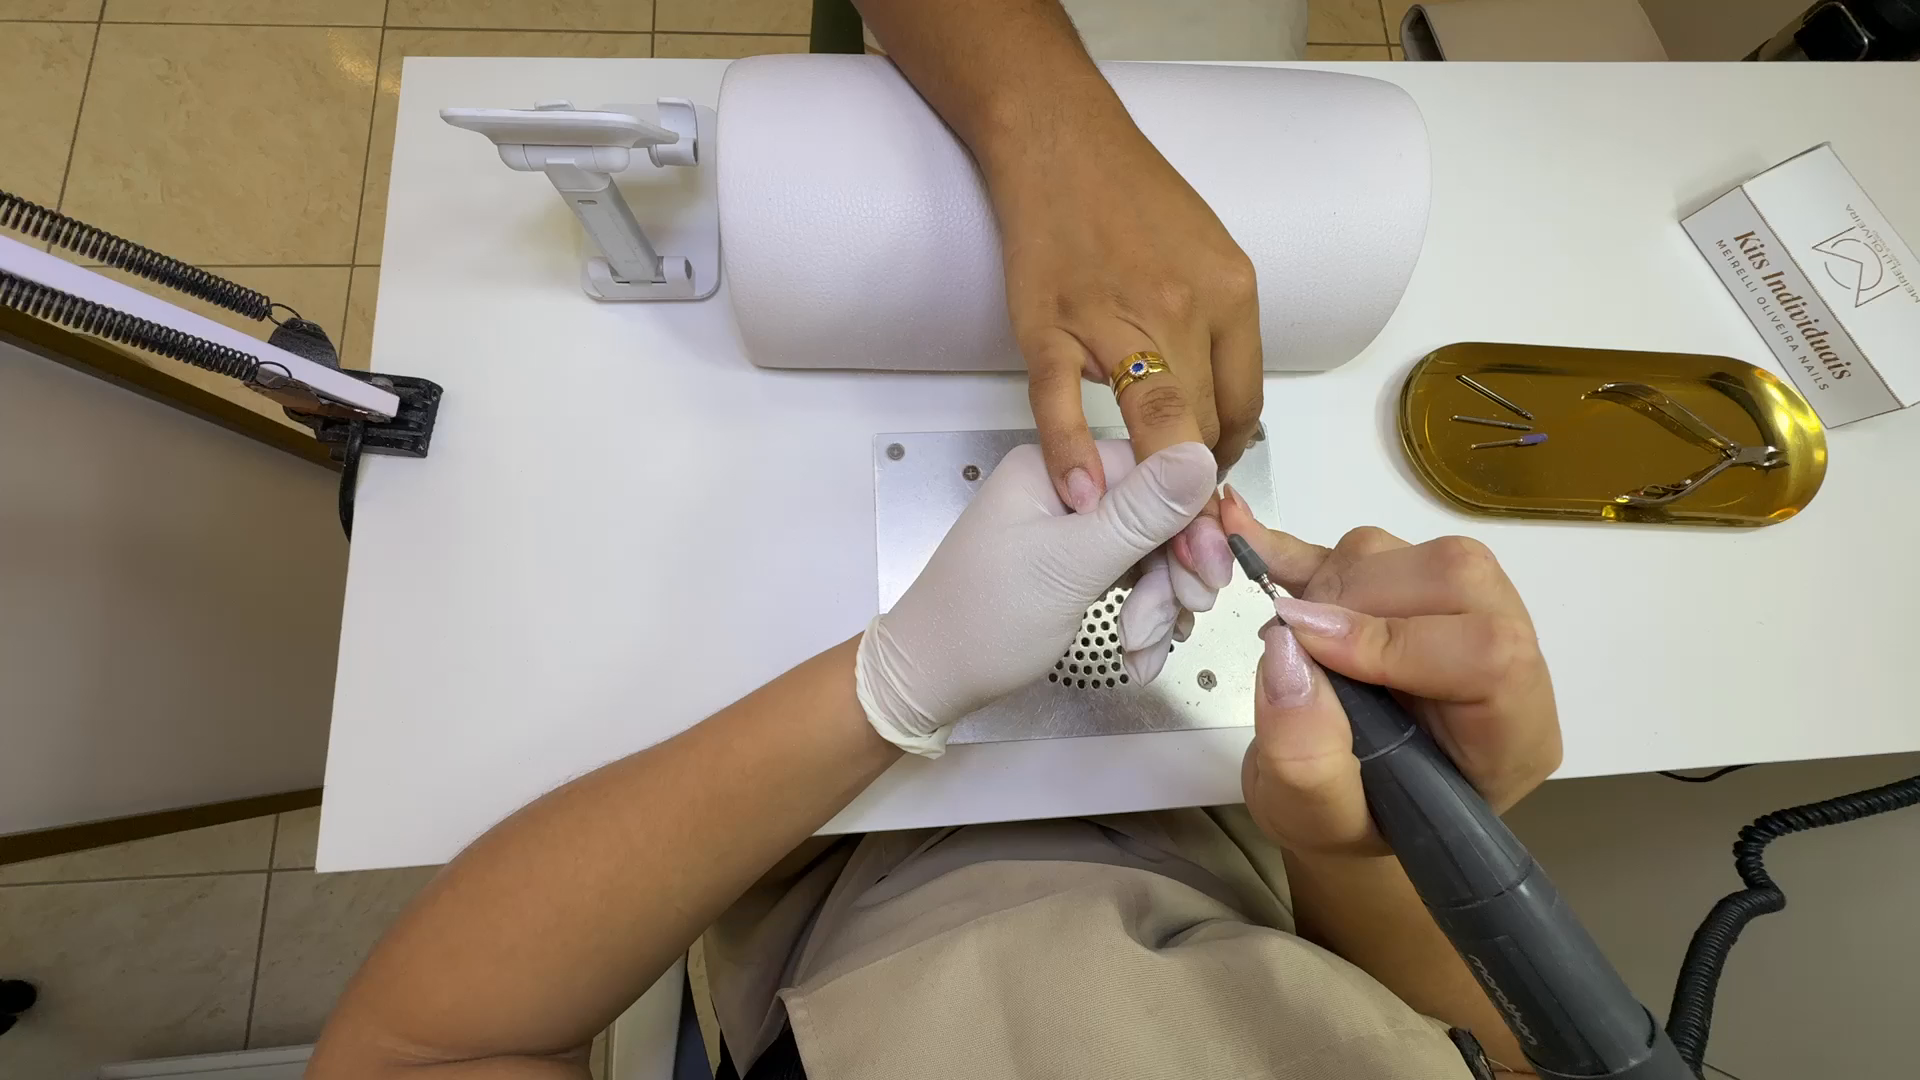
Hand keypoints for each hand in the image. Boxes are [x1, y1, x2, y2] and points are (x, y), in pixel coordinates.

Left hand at [857, 440, 1215, 754]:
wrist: (929, 679)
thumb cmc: (988, 618)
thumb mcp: (1070, 564)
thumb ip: (1140, 513)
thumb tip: (1202, 453)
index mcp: (1053, 467)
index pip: (1150, 470)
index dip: (1190, 520)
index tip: (1211, 572)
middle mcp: (1061, 490)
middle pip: (1152, 516)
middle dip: (1171, 573)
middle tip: (1183, 616)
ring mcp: (1063, 531)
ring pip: (1144, 555)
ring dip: (1156, 605)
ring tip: (1142, 648)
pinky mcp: (1067, 569)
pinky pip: (1124, 581)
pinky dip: (1139, 618)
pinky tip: (1138, 654)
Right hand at [982, 112, 1262, 677]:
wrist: (1057, 145)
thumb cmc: (1133, 202)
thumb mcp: (1206, 256)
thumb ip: (1219, 336)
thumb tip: (1216, 416)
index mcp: (1230, 295)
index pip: (1243, 407)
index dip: (1228, 467)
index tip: (1207, 503)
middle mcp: (1185, 310)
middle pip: (1206, 427)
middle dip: (1200, 499)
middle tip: (1190, 556)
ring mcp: (1113, 321)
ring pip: (1154, 423)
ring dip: (1155, 496)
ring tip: (1150, 549)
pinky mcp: (1049, 329)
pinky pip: (1064, 405)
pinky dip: (1075, 457)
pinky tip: (1082, 501)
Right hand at [1220, 491, 1561, 854]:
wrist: (1337, 803)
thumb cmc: (1341, 822)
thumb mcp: (1317, 819)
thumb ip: (1306, 757)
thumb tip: (1287, 646)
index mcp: (1506, 729)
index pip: (1488, 652)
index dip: (1390, 637)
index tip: (1300, 643)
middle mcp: (1493, 655)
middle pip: (1456, 575)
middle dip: (1355, 596)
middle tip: (1292, 636)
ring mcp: (1442, 611)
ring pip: (1405, 549)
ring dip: (1328, 578)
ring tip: (1287, 628)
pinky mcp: (1388, 589)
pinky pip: (1349, 548)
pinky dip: (1290, 542)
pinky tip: (1244, 534)